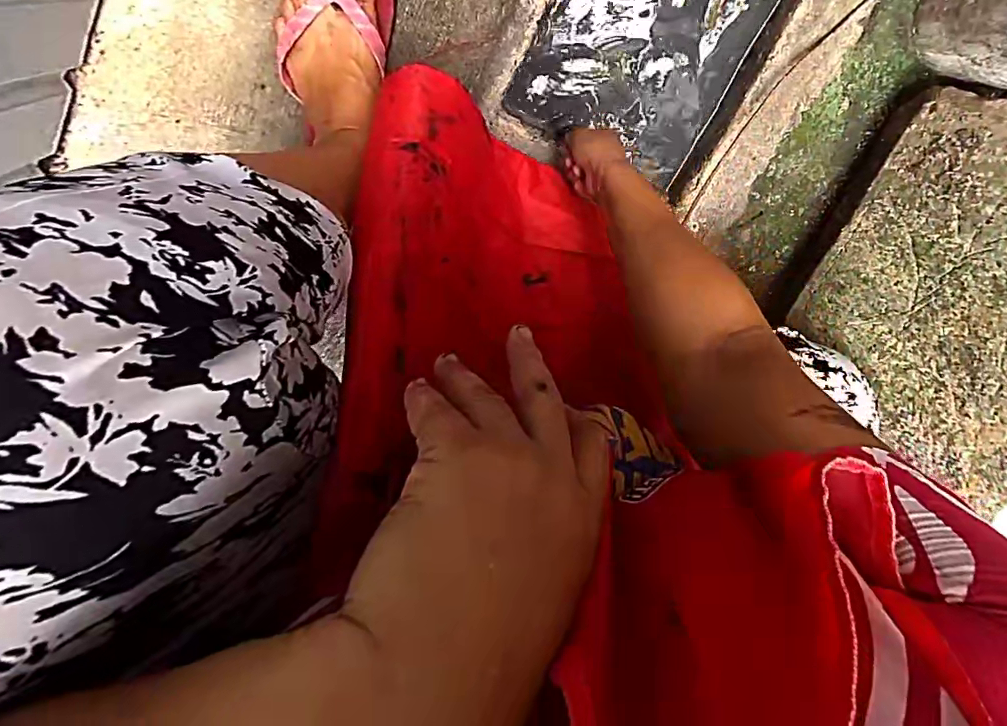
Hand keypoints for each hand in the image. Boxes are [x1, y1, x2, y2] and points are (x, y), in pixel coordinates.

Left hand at [337, 326, 610, 725]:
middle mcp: (552, 474)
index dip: (578, 415)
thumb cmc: (493, 653)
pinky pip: (435, 412)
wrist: (434, 671)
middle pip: (544, 400)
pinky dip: (422, 400)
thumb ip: (548, 545)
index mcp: (582, 516)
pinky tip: (414, 393)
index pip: (593, 444)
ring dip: (465, 377)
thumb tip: (528, 527)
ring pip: (487, 399)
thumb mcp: (547, 594)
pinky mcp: (454, 453)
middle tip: (517, 335)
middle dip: (530, 364)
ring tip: (446, 362)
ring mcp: (507, 457)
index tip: (567, 402)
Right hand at [562, 128, 632, 203]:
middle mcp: (606, 154)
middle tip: (570, 160)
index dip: (574, 142)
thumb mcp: (578, 134)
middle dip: (571, 159)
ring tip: (576, 171)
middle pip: (581, 157)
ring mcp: (603, 171)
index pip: (586, 138)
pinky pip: (581, 184)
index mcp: (605, 137)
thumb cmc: (597, 153)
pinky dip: (578, 183)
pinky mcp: (598, 186)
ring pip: (579, 171)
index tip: (567, 146)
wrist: (605, 178)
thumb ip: (572, 134)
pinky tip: (580, 181)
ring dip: (573, 172)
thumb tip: (569, 138)